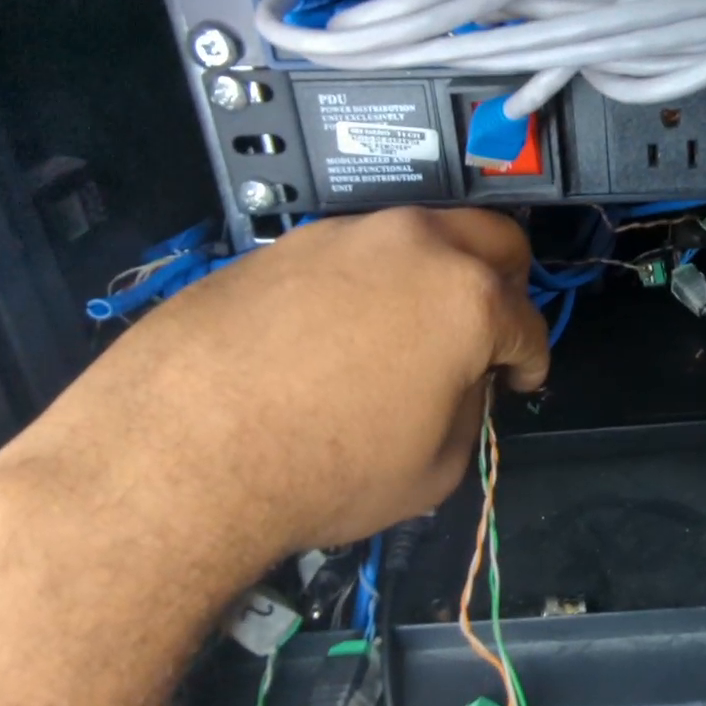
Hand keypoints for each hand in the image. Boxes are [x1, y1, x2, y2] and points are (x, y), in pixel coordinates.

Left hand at [0, 208, 548, 553]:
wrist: (173, 457)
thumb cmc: (326, 471)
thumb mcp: (438, 466)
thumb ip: (470, 409)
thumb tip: (461, 382)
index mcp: (470, 299)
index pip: (529, 325)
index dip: (532, 361)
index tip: (518, 382)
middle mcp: (418, 246)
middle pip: (497, 240)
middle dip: (507, 286)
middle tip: (485, 333)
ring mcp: (348, 235)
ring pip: (424, 236)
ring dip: (438, 277)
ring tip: (407, 332)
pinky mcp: (288, 243)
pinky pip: (357, 253)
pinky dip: (372, 282)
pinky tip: (338, 333)